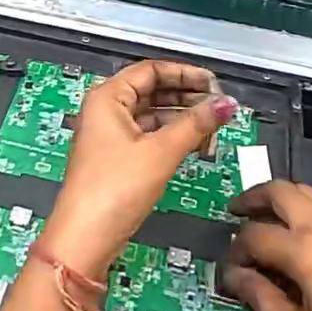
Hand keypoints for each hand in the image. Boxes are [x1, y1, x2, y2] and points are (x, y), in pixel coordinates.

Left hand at [36, 60, 228, 276]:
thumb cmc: (115, 188)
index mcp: (107, 97)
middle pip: (152, 90)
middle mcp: (106, 110)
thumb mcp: (160, 152)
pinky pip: (149, 135)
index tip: (213, 82)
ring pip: (152, 114)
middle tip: (218, 103)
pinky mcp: (116, 158)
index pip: (150, 70)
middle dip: (186, 95)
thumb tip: (227, 103)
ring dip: (182, 118)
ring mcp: (110, 135)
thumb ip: (196, 124)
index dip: (184, 73)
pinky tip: (195, 143)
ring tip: (213, 125)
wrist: (84, 240)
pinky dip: (171, 136)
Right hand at [220, 181, 311, 310]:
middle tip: (235, 213)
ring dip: (278, 197)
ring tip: (261, 218)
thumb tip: (238, 279)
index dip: (235, 251)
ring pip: (304, 191)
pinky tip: (296, 234)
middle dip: (252, 197)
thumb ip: (263, 302)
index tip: (228, 270)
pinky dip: (301, 207)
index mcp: (309, 252)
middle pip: (280, 190)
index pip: (256, 235)